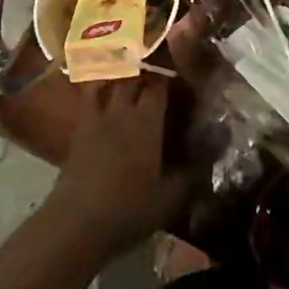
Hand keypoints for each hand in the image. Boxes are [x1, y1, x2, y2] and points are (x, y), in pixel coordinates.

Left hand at [50, 77, 190, 251]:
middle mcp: (123, 111)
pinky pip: (87, 99)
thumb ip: (190, 172)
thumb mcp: (169, 197)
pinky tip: (100, 85)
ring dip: (121, 71)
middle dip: (146, 67)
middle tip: (157, 63)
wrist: (75, 224)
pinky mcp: (79, 132)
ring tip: (130, 64)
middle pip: (134, 77)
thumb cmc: (128, 208)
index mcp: (148, 121)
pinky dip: (95, 87)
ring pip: (109, 82)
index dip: (169, 74)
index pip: (160, 85)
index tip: (178, 69)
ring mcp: (97, 119)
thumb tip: (212, 152)